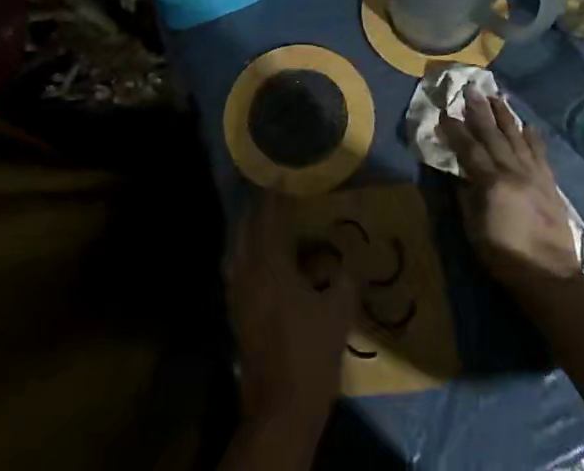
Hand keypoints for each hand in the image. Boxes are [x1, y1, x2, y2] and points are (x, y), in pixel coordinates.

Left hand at [226, 189, 357, 426]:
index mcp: (270, 269)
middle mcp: (246, 276)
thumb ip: (345, 276)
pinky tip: (261, 259)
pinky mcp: (236, 314)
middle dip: (255, 210)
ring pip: (235, 251)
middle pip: (243, 231)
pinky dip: (245, 253)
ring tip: (264, 220)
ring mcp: (237, 296)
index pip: (266, 221)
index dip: (272, 198)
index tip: (280, 178)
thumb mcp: (339, 309)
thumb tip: (348, 256)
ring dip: (247, 231)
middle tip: (271, 195)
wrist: (281, 404)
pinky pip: (236, 270)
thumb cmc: (312, 352)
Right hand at [439, 91, 581, 286]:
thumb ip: (465, 196)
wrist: (548, 274)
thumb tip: (458, 173)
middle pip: (494, 135)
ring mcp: (534, 174)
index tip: (444, 113)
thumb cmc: (503, 255)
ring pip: (517, 137)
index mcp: (491, 183)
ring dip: (505, 116)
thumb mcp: (473, 228)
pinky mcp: (549, 182)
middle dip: (480, 112)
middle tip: (471, 90)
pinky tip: (528, 124)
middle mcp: (513, 171)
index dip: (456, 130)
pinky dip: (533, 137)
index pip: (469, 149)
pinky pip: (539, 152)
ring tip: (496, 97)